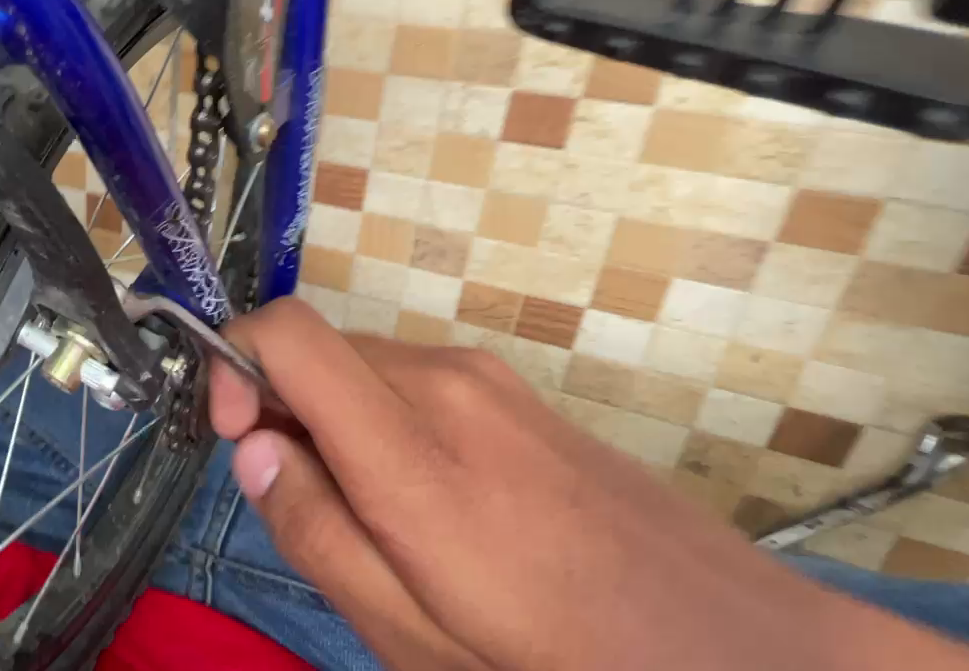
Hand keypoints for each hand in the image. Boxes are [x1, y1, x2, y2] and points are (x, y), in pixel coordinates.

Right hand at [208, 298, 968, 670]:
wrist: (735, 647)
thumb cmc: (555, 660)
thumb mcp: (412, 635)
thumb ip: (313, 531)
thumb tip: (250, 448)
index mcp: (411, 446)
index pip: (286, 331)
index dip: (233, 359)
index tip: (234, 432)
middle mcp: (440, 379)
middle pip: (311, 350)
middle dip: (277, 407)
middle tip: (306, 498)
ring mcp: (480, 373)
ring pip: (355, 364)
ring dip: (327, 415)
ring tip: (372, 509)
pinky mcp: (506, 383)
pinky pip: (404, 376)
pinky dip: (375, 413)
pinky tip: (426, 492)